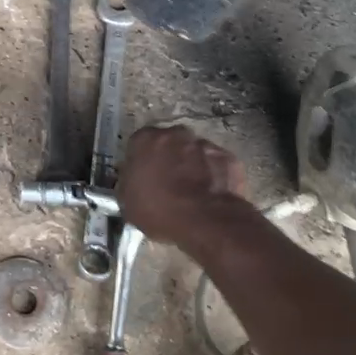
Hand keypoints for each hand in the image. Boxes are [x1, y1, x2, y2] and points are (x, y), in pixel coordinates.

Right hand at [117, 126, 252, 257]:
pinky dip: (213, 175)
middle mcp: (175, 134)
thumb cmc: (158, 210)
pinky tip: (210, 195)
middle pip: (169, 142)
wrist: (204, 220)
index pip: (139, 143)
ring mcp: (205, 143)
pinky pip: (216, 164)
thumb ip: (129, 182)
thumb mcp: (127, 201)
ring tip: (191, 192)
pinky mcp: (228, 157)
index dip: (141, 160)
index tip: (143, 177)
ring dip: (192, 165)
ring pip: (194, 152)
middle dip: (168, 158)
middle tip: (167, 183)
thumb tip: (134, 180)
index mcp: (145, 139)